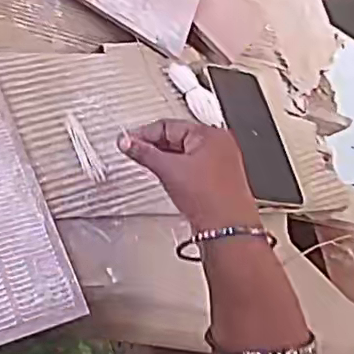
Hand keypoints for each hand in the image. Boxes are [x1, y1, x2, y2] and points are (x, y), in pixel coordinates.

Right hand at [119, 118, 258, 228]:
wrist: (226, 228)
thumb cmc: (210, 198)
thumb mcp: (168, 169)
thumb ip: (143, 152)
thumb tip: (128, 142)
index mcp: (210, 135)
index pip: (168, 125)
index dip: (144, 134)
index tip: (128, 142)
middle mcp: (219, 144)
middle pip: (175, 137)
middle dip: (153, 146)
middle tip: (136, 153)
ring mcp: (220, 161)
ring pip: (182, 152)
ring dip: (163, 158)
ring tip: (152, 167)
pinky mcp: (217, 177)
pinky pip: (190, 165)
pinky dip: (175, 168)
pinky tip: (168, 178)